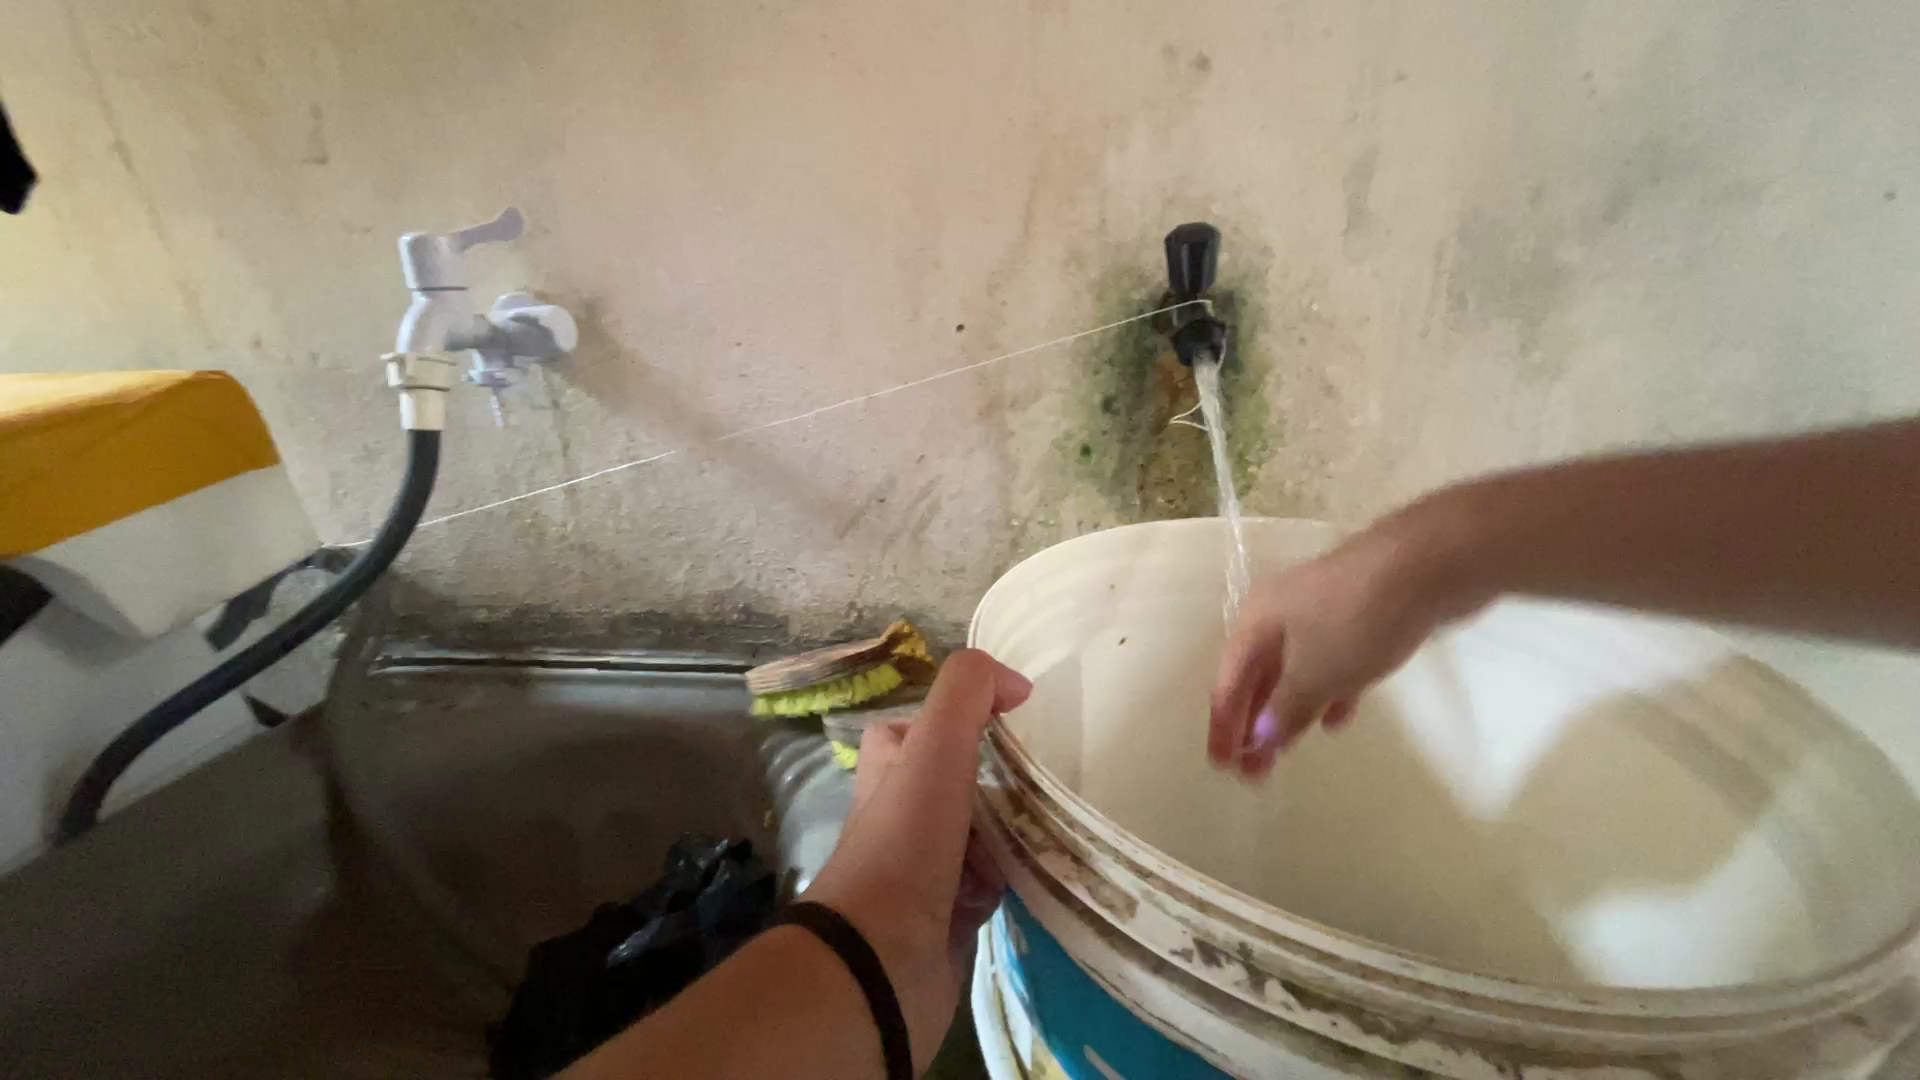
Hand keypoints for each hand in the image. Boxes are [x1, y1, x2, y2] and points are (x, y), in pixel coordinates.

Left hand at [802, 650, 1030, 1072]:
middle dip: (1007, 787)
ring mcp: (926, 859)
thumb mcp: (935, 745)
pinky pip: (994, 879)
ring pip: (991, 828)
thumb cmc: (907, 842)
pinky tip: (1010, 888)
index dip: (982, 720)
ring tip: (1023, 845)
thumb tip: (1015, 682)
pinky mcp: (948, 908)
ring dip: (1012, 836)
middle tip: (1033, 793)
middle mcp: (905, 806)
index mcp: (892, 761)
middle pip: (975, 777)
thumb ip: (967, 691)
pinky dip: (1008, 880)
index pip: (945, 723)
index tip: (1021, 729)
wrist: (881, 961)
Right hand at [1210, 508, 1484, 777]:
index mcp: (1253, 623)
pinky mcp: (1356, 620)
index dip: (1224, 726)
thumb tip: (1258, 738)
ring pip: (1293, 675)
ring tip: (1285, 754)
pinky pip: (1330, 666)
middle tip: (1252, 772)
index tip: (1224, 766)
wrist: (1426, 565)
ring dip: (1287, 714)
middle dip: (1253, 725)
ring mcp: (1317, 616)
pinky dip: (1326, 694)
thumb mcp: (1314, 673)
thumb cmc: (1354, 619)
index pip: (1227, 683)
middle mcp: (1276, 617)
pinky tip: (1335, 722)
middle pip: (1257, 679)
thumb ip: (1284, 709)